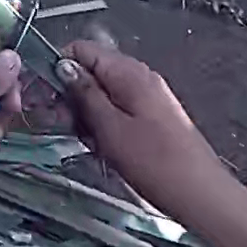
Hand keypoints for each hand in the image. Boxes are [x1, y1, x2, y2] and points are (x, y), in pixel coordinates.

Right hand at [56, 41, 222, 217]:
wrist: (204, 197)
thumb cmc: (153, 161)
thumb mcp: (109, 127)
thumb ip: (84, 92)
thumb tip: (63, 64)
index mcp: (127, 71)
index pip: (81, 49)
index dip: (57, 66)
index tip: (42, 94)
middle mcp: (138, 75)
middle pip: (91, 70)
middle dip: (70, 93)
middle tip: (58, 123)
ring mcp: (147, 95)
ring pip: (103, 92)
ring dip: (86, 112)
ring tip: (85, 141)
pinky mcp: (153, 115)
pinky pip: (118, 107)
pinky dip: (104, 122)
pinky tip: (102, 147)